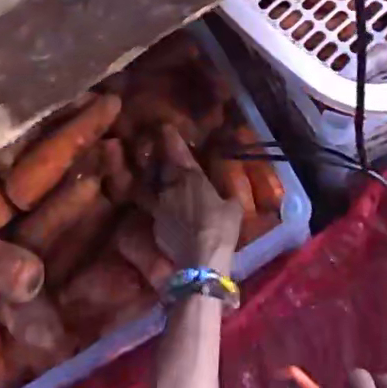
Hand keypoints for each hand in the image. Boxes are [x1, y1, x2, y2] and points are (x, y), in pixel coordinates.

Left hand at [151, 126, 241, 271]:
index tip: (165, 127)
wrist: (201, 260)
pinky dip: (158, 211)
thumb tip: (229, 193)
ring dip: (154, 185)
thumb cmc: (221, 228)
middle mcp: (170, 186)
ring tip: (155, 185)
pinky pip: (154, 211)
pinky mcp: (153, 225)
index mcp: (191, 176)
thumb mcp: (233, 208)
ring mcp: (159, 205)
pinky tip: (163, 216)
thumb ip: (228, 196)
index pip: (178, 150)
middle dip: (159, 160)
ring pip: (153, 188)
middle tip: (159, 155)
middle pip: (161, 167)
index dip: (171, 137)